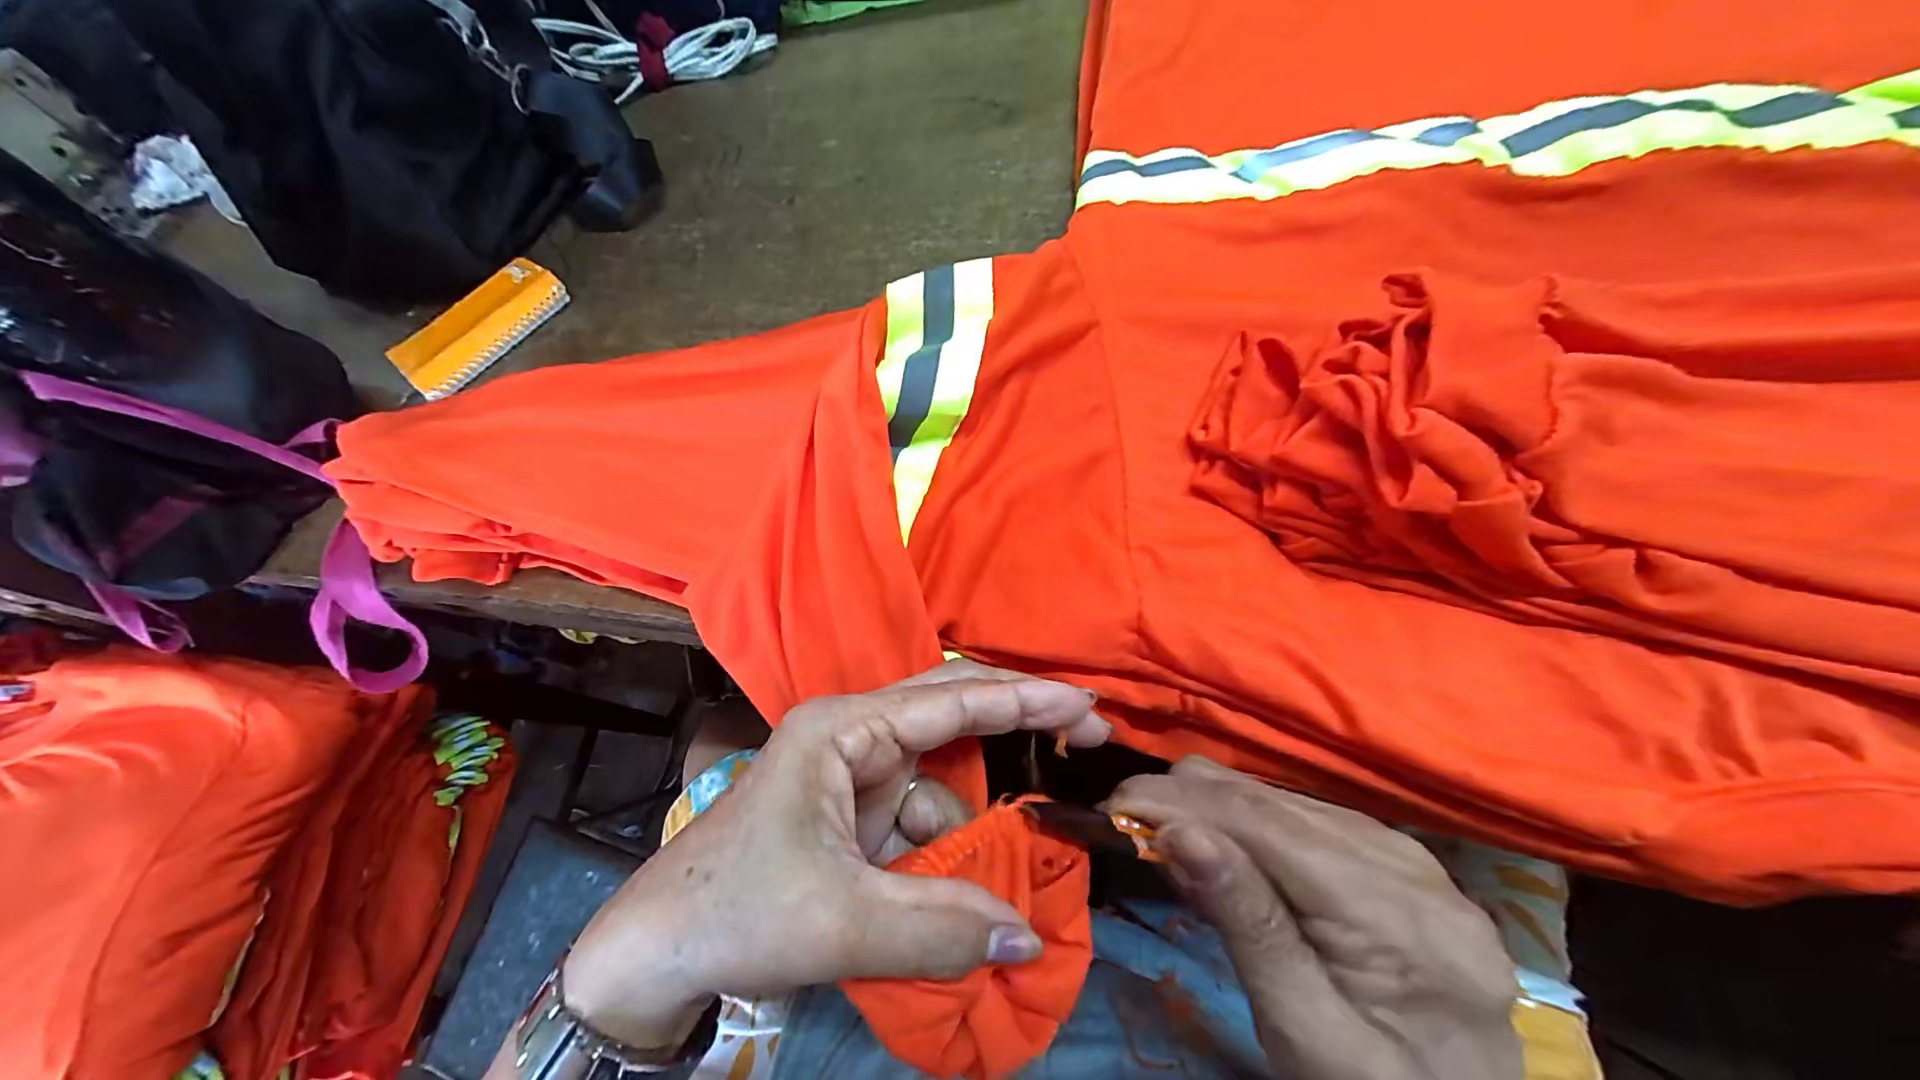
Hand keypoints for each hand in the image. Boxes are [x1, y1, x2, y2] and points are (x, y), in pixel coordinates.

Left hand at [560, 661, 1110, 1049]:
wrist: (658, 948)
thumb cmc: (737, 911)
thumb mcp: (841, 924)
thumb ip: (940, 930)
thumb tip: (1028, 936)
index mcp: (842, 729)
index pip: (949, 700)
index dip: (1021, 697)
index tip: (1082, 702)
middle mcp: (853, 736)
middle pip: (950, 714)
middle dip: (1014, 720)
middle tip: (1084, 728)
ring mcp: (854, 773)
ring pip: (940, 783)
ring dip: (967, 829)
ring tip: (964, 881)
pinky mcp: (855, 811)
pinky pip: (921, 819)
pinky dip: (944, 854)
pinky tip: (935, 897)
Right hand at [1109, 756, 1521, 1079]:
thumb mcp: (1303, 1033)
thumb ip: (1248, 926)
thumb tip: (1178, 830)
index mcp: (1402, 920)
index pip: (1268, 826)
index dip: (1182, 802)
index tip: (1113, 803)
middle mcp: (1412, 866)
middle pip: (1272, 802)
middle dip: (1187, 802)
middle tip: (1125, 825)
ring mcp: (1408, 854)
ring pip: (1280, 798)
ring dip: (1211, 810)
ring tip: (1164, 839)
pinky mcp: (1393, 854)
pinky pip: (1299, 814)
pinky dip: (1245, 823)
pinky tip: (1218, 848)